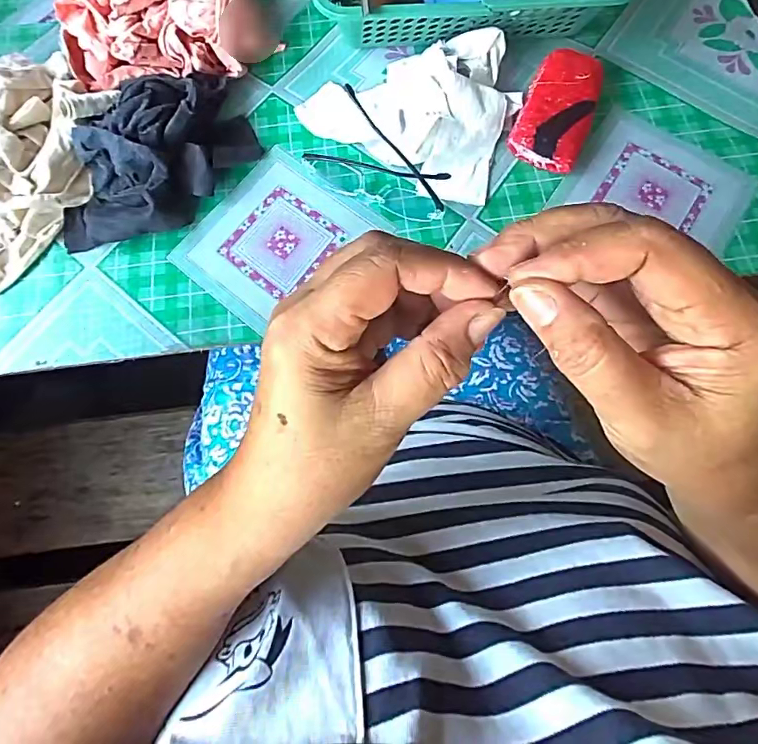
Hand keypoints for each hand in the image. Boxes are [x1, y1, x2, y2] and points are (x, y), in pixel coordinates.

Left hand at [228, 232, 505, 531]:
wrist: (270, 501)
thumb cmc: (317, 469)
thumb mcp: (384, 418)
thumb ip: (436, 362)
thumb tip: (487, 313)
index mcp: (308, 321)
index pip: (382, 263)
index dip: (441, 269)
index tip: (487, 294)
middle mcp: (305, 302)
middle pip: (380, 257)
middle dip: (435, 274)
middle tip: (479, 306)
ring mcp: (315, 312)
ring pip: (381, 274)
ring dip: (426, 290)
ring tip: (462, 323)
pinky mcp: (327, 327)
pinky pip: (376, 300)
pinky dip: (412, 309)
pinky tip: (435, 333)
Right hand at [471, 204, 757, 497]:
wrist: (720, 472)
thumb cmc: (689, 455)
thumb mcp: (637, 419)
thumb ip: (587, 354)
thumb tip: (528, 291)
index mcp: (736, 318)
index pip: (656, 250)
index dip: (585, 250)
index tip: (523, 273)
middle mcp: (716, 283)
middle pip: (631, 230)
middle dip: (557, 237)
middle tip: (497, 258)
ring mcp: (682, 280)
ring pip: (611, 234)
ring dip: (549, 241)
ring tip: (498, 260)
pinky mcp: (652, 287)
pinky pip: (600, 259)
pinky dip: (554, 261)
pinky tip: (519, 270)